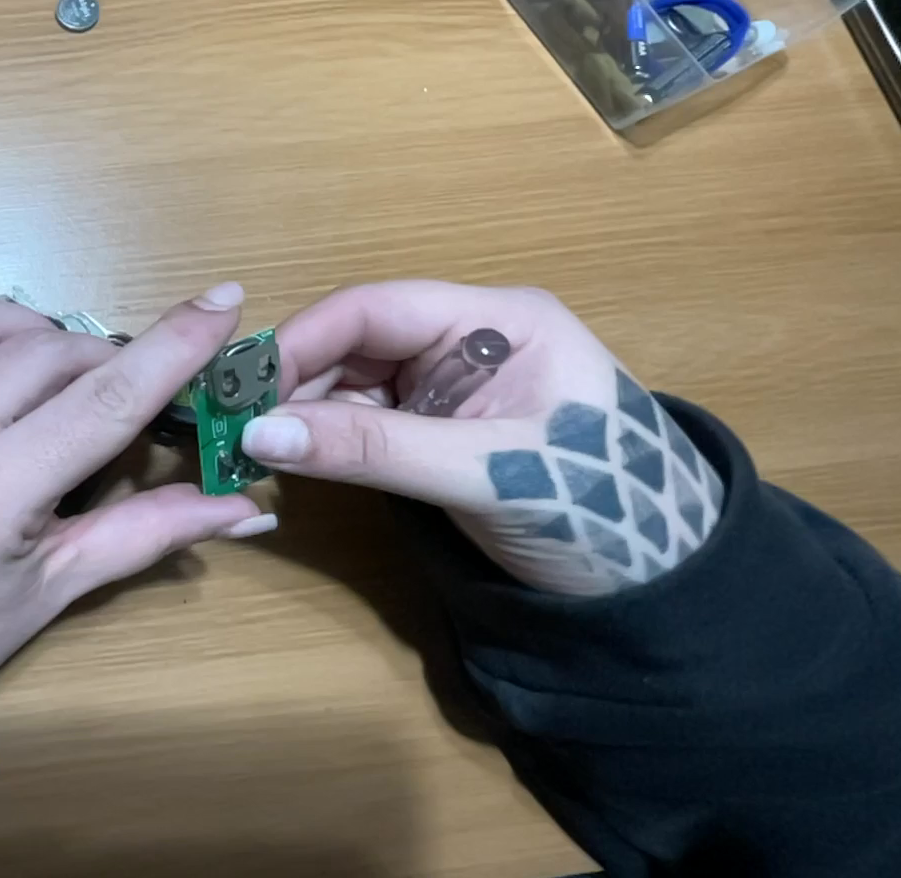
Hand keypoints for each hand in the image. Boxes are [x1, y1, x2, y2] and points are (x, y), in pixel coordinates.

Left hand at [0, 285, 273, 725]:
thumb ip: (146, 534)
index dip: (172, 346)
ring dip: (26, 328)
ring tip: (47, 366)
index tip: (222, 301)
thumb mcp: (53, 590)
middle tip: (118, 388)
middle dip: (99, 356)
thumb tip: (246, 509)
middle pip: (41, 352)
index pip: (101, 402)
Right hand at [239, 281, 725, 595]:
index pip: (373, 309)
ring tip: (253, 448)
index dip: (301, 341)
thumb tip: (257, 435)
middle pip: (348, 343)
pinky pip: (352, 417)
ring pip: (341, 381)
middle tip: (237, 427)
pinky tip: (290, 457)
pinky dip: (317, 438)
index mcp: (492, 321)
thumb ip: (369, 450)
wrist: (662, 591)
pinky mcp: (423, 423)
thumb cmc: (599, 509)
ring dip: (297, 413)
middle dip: (292, 383)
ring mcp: (438, 382)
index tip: (243, 388)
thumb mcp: (483, 475)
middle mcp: (457, 339)